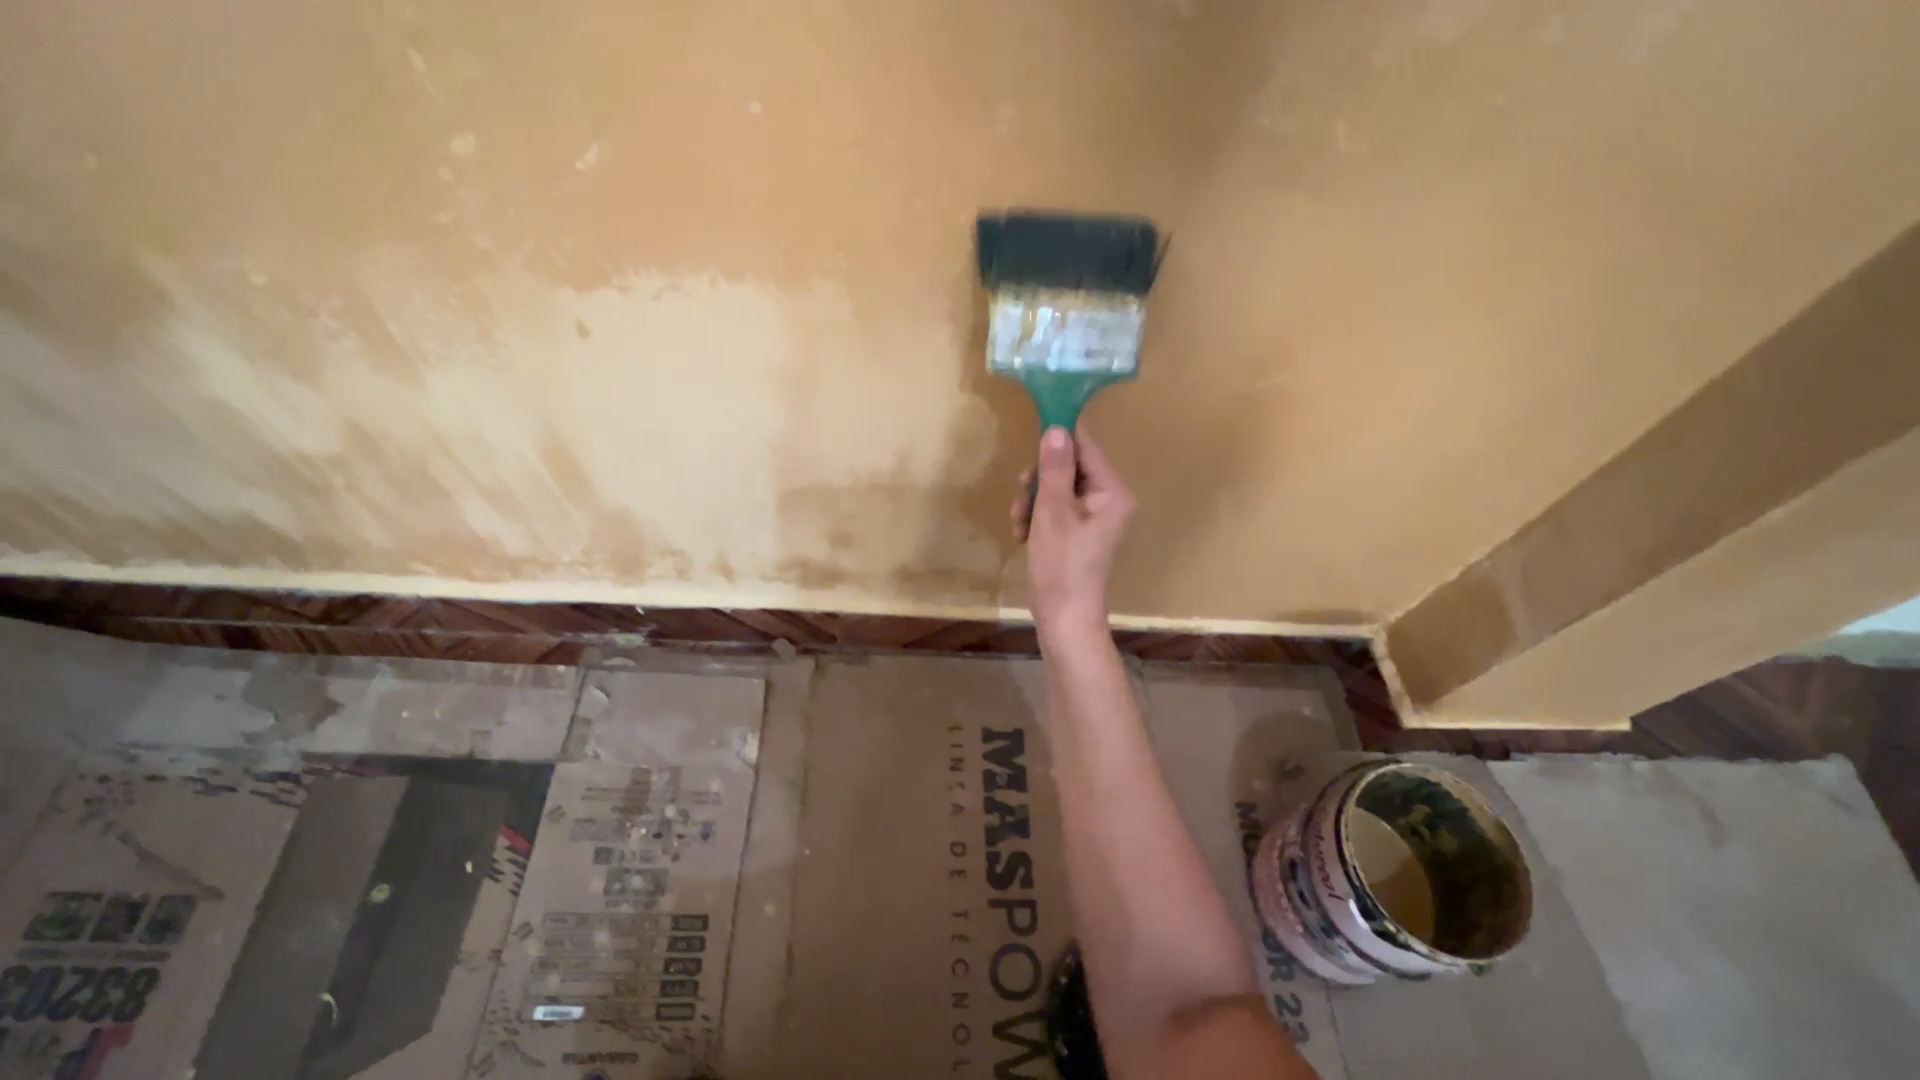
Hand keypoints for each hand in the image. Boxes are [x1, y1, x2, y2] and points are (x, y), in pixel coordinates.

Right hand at [1011, 425, 1136, 641]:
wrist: (1065, 620)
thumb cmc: (1061, 566)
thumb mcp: (1052, 513)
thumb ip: (1054, 469)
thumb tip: (1056, 428)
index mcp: (1113, 492)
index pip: (1085, 448)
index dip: (1056, 444)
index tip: (1028, 449)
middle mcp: (1110, 501)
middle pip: (1069, 469)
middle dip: (1040, 481)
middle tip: (1021, 499)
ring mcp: (1096, 520)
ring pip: (1058, 491)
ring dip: (1033, 502)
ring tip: (1019, 524)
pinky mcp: (1081, 535)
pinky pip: (1057, 512)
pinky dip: (1038, 519)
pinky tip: (1023, 536)